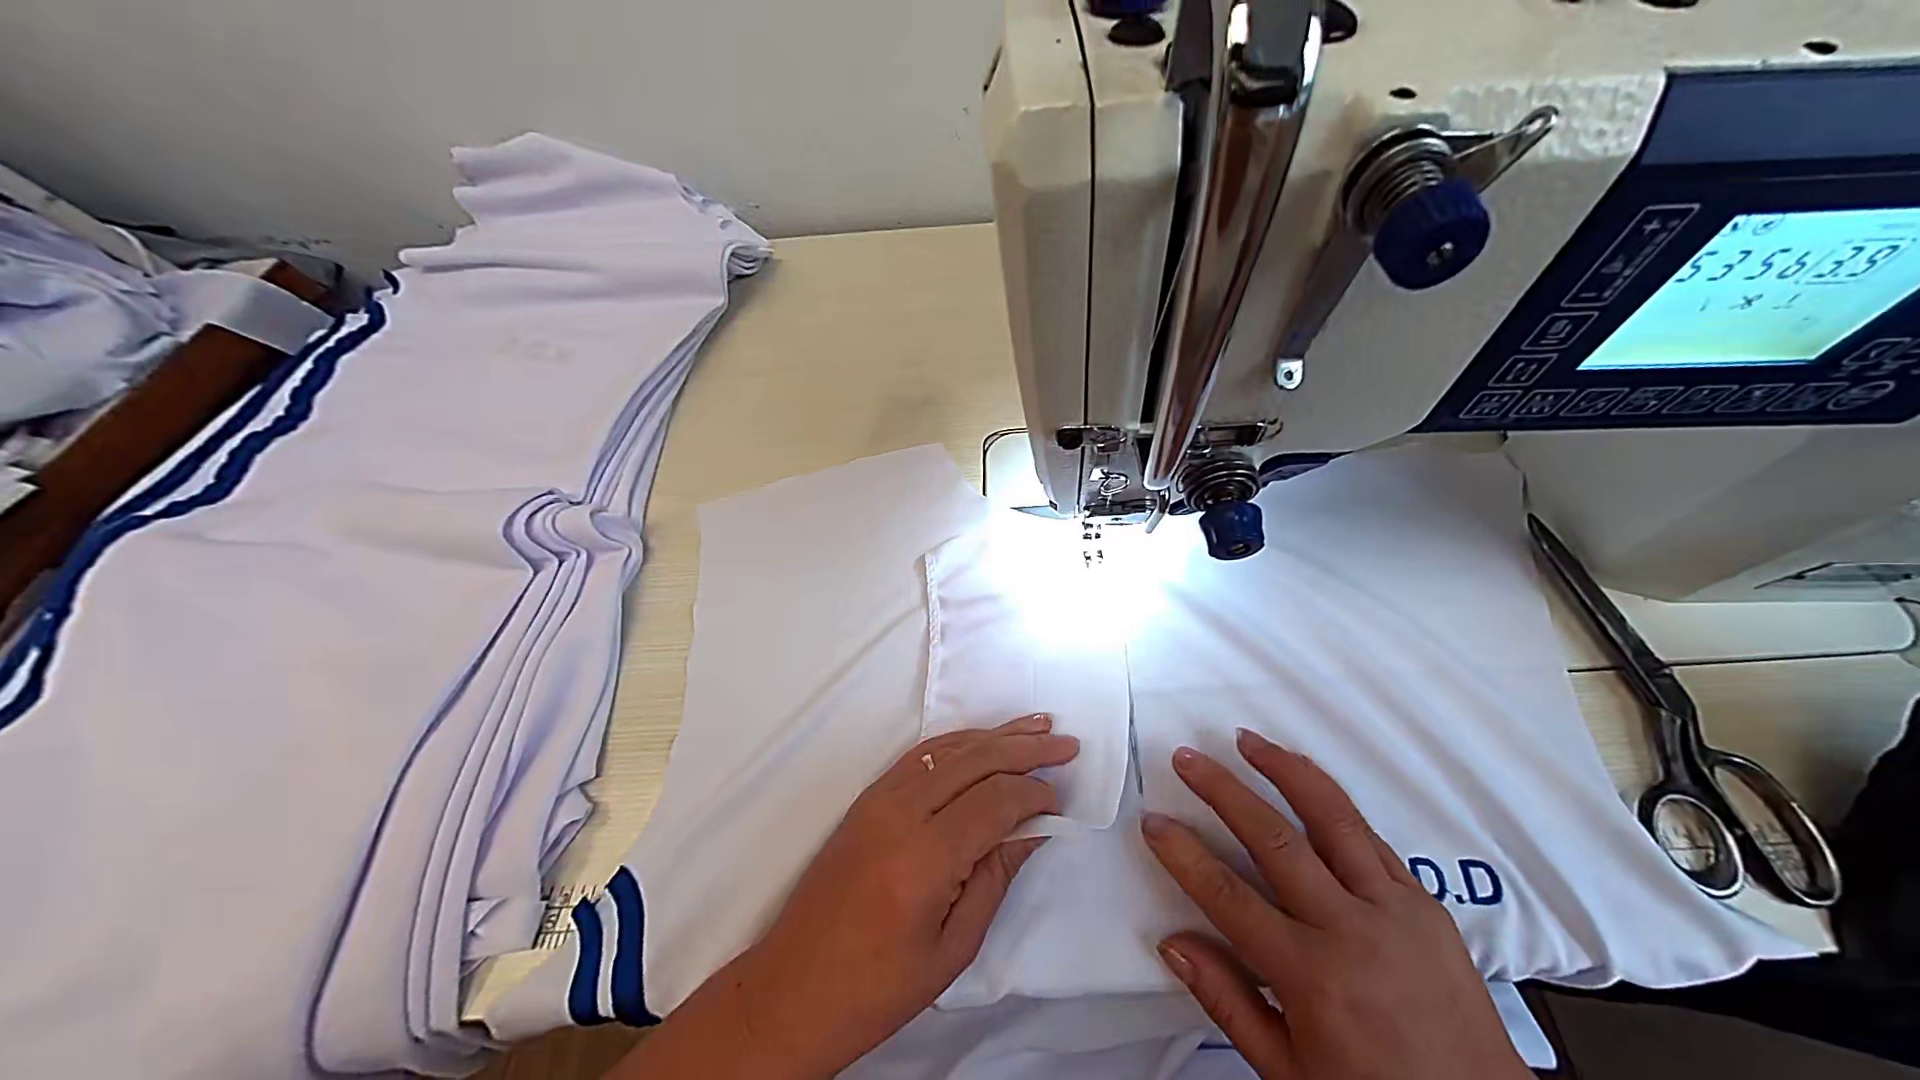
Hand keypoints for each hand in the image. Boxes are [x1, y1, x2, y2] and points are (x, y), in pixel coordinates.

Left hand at [611, 714, 1076, 1079]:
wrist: (793, 988)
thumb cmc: (878, 987)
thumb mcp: (953, 947)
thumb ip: (995, 876)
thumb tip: (1035, 830)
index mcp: (924, 857)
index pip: (995, 801)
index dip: (1035, 796)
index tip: (1061, 803)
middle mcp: (900, 813)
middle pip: (975, 761)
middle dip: (1024, 748)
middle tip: (1065, 742)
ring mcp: (878, 800)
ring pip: (947, 749)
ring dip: (994, 736)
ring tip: (1034, 725)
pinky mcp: (866, 800)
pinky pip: (919, 756)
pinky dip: (956, 743)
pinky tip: (981, 741)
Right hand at [1141, 728, 1529, 1079]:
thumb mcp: (1288, 1071)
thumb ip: (1226, 1000)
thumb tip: (1175, 944)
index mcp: (1313, 977)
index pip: (1228, 896)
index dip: (1183, 854)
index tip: (1156, 824)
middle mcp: (1355, 932)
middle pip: (1274, 839)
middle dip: (1223, 790)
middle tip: (1188, 759)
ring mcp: (1397, 912)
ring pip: (1333, 819)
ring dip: (1285, 771)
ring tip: (1250, 742)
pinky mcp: (1426, 906)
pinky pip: (1372, 840)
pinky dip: (1334, 805)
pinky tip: (1307, 785)